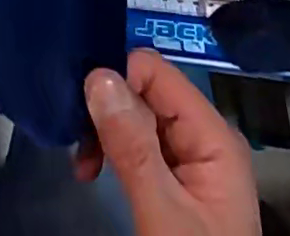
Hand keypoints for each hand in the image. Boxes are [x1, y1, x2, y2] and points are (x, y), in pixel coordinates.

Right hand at [77, 49, 259, 235]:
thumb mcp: (163, 215)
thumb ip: (133, 145)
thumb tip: (98, 75)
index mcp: (212, 136)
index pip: (157, 74)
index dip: (117, 80)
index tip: (82, 109)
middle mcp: (202, 138)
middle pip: (146, 93)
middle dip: (107, 110)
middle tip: (77, 145)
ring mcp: (189, 161)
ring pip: (137, 117)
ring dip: (104, 132)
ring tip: (82, 164)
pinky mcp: (173, 182)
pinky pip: (138, 145)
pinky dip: (111, 151)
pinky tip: (92, 171)